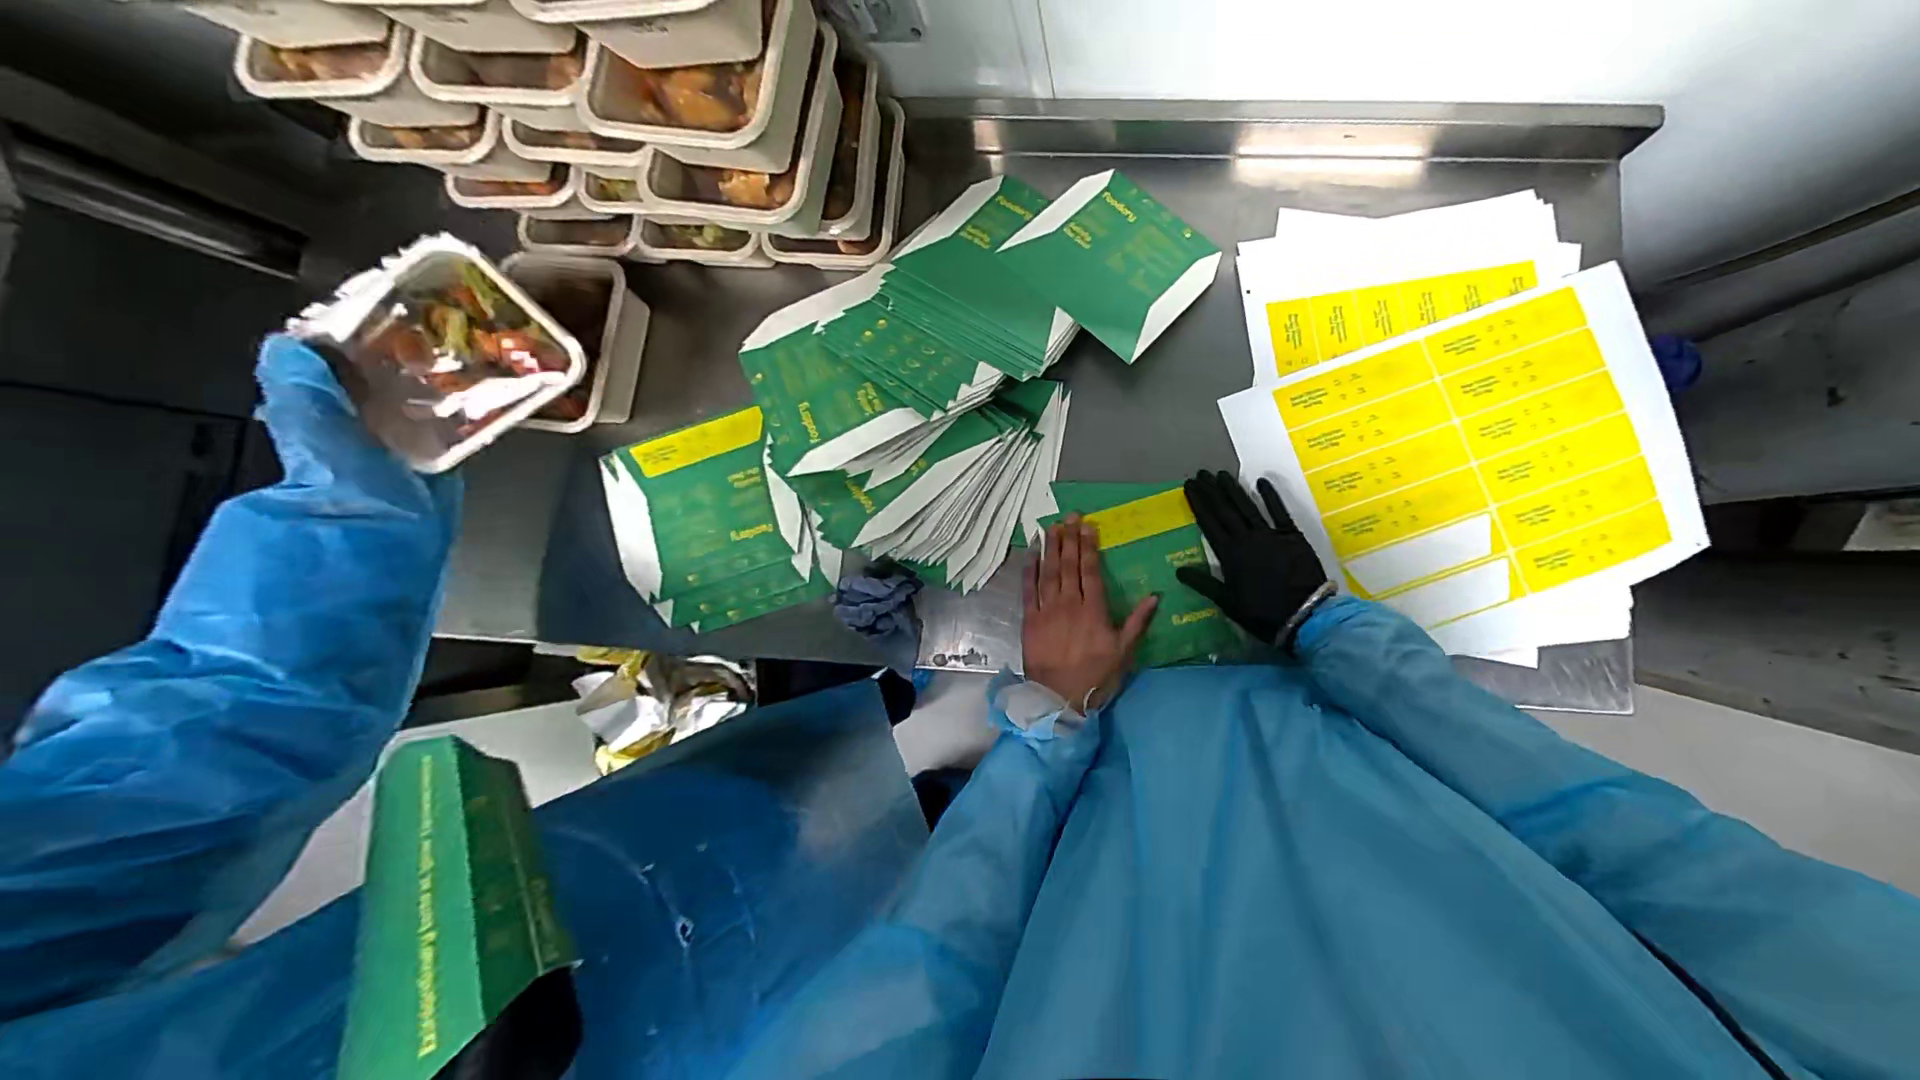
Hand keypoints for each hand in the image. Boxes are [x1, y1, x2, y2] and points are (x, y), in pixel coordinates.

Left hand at [1023, 514, 1157, 711]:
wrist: (1059, 698)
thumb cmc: (1095, 677)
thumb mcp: (1124, 652)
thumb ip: (1137, 622)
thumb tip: (1155, 596)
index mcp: (1093, 610)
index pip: (1091, 570)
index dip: (1089, 546)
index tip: (1088, 526)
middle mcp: (1069, 604)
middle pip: (1068, 565)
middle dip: (1069, 538)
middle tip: (1070, 516)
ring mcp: (1047, 610)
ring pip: (1048, 571)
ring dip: (1051, 547)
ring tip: (1052, 526)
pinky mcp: (1030, 619)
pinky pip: (1028, 588)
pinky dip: (1029, 568)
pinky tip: (1031, 552)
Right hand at [1176, 470, 1328, 648]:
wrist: (1305, 616)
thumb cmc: (1262, 612)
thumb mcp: (1227, 602)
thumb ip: (1204, 583)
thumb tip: (1179, 571)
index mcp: (1230, 555)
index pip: (1209, 523)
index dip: (1198, 503)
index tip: (1189, 486)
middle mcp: (1247, 539)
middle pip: (1225, 510)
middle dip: (1212, 491)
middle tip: (1201, 474)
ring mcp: (1270, 535)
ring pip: (1247, 507)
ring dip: (1234, 490)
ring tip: (1222, 474)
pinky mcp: (1292, 536)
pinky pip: (1279, 512)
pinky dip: (1271, 496)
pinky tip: (1261, 482)